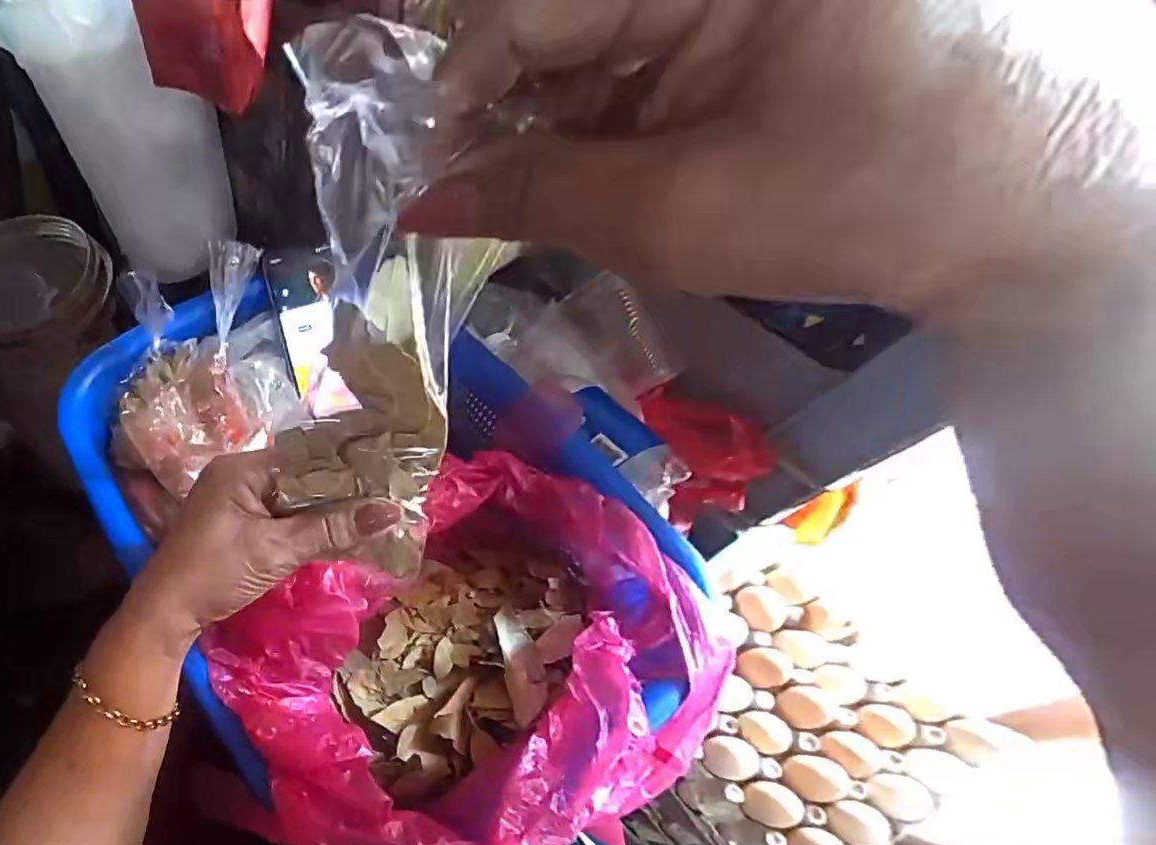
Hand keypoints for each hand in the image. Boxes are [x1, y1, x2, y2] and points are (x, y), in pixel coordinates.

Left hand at [122, 450, 400, 646]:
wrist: (166, 612)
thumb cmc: (216, 573)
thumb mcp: (276, 550)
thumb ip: (331, 528)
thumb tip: (391, 510)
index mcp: (241, 468)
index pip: (306, 458)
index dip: (347, 469)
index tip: (388, 478)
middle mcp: (237, 475)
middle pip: (301, 477)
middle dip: (340, 492)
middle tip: (388, 499)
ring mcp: (235, 499)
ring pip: (292, 498)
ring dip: (324, 511)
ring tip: (373, 515)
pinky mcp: (235, 523)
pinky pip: (279, 515)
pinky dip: (304, 525)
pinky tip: (336, 532)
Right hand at [407, 0, 1155, 316]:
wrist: (1035, 201)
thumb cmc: (860, 197)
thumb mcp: (668, 209)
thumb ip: (530, 197)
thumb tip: (422, 206)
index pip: (532, 9)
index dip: (458, 95)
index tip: (422, 176)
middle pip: (551, 27)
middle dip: (492, 118)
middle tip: (455, 198)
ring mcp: (722, 0)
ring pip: (578, 56)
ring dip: (533, 133)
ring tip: (510, 202)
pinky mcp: (735, 27)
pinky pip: (622, 73)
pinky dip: (580, 135)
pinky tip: (567, 182)